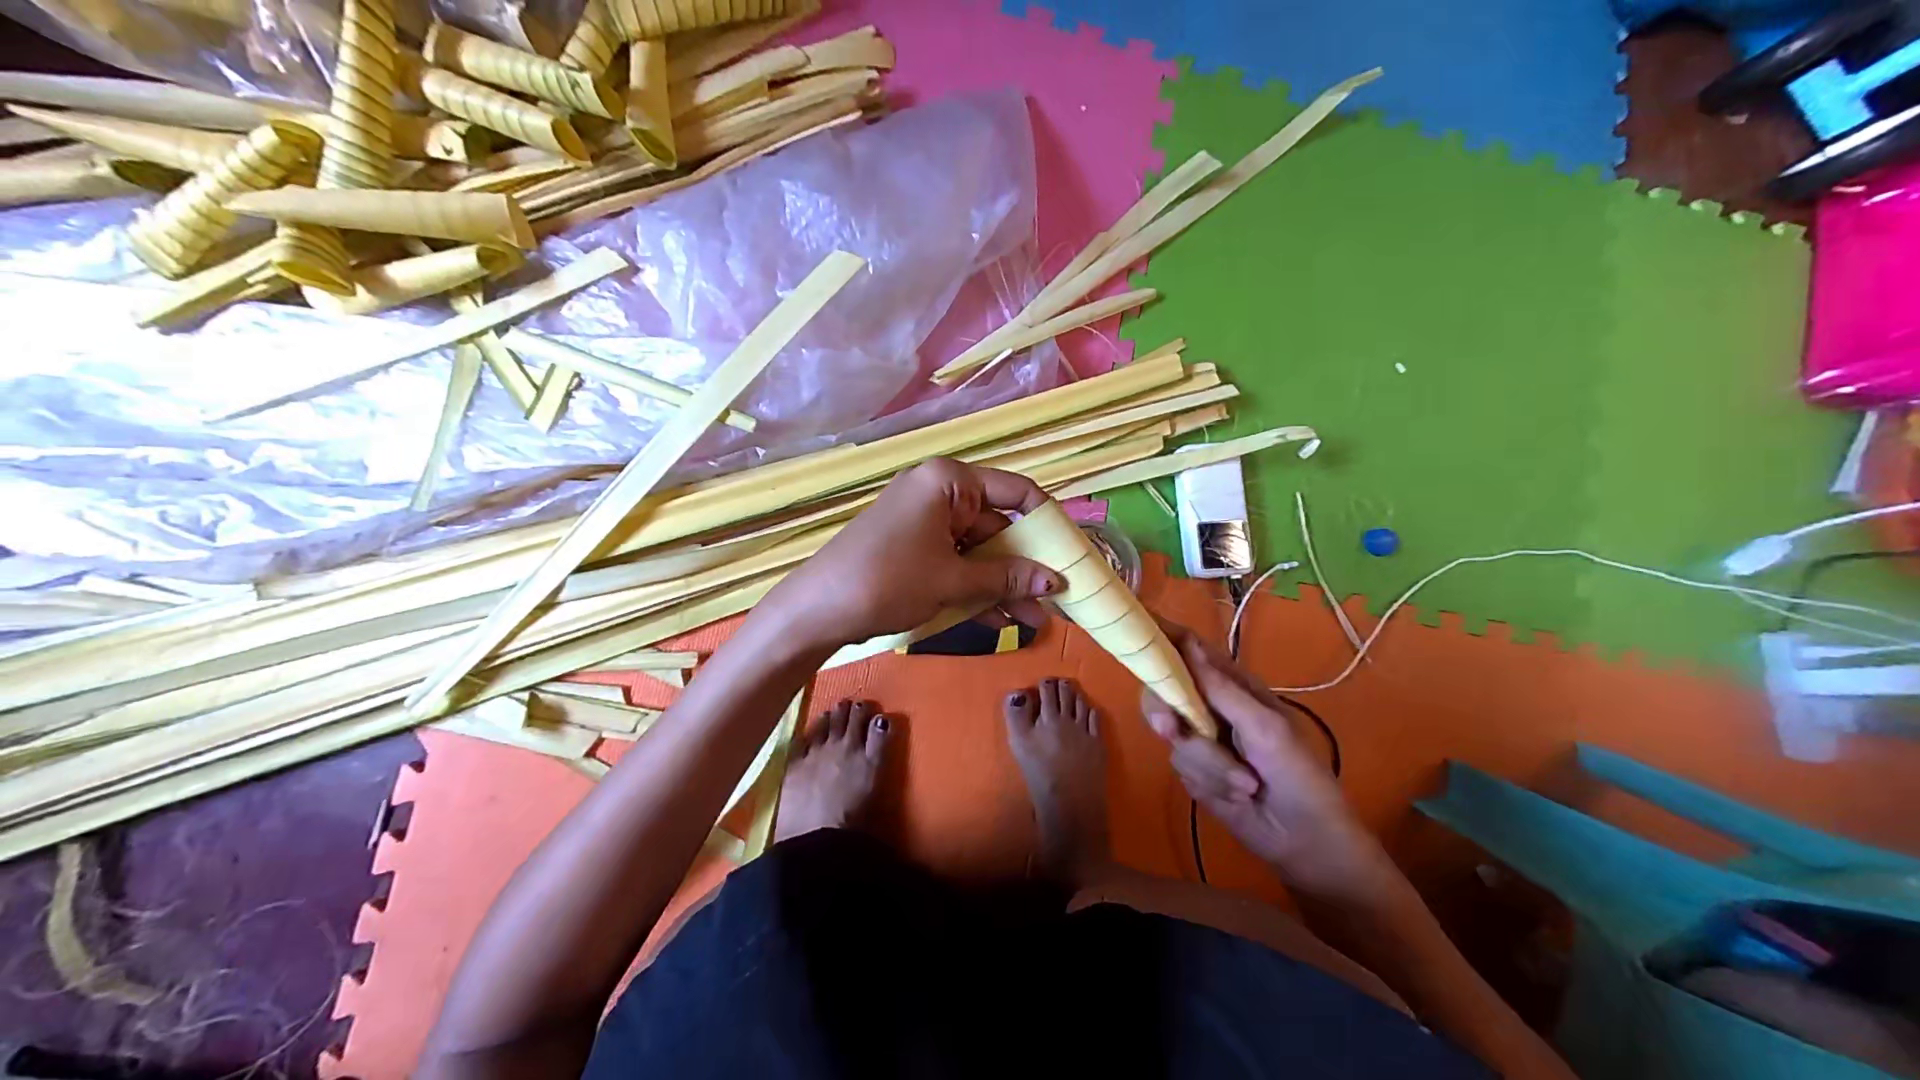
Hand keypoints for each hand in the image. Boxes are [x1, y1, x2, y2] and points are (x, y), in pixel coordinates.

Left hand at [758, 459, 1063, 649]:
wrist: (817, 610)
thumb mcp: (953, 581)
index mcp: (949, 482)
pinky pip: (955, 564)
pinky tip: (999, 622)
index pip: (1016, 491)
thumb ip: (1006, 578)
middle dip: (1024, 567)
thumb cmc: (888, 580)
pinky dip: (974, 590)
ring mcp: (924, 522)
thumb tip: (1056, 581)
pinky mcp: (913, 549)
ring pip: (978, 552)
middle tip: (1054, 601)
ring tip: (1033, 623)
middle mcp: (939, 493)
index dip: (1047, 522)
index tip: (1071, 554)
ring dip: (1003, 586)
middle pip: (998, 526)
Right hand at [1142, 621, 1394, 899]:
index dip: (1160, 636)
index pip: (1188, 649)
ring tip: (1246, 785)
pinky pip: (1179, 767)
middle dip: (1167, 714)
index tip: (1133, 631)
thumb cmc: (1300, 775)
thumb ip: (1221, 688)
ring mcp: (1199, 740)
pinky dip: (1208, 784)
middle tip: (1171, 731)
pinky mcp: (1194, 771)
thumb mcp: (1265, 727)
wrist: (1307, 841)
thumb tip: (1187, 644)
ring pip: (1173, 738)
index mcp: (1231, 684)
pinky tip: (1236, 796)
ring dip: (1209, 766)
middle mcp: (1209, 706)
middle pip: (1162, 692)